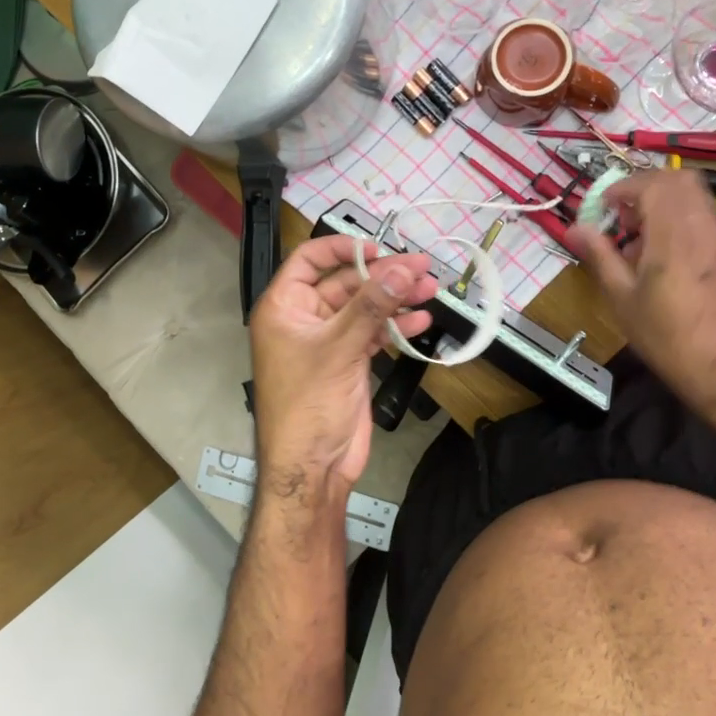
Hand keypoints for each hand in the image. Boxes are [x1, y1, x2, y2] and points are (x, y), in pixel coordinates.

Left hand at [247, 236, 438, 492]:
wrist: (312, 467)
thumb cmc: (308, 403)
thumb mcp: (338, 348)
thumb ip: (371, 306)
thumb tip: (402, 268)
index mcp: (284, 307)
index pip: (308, 261)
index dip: (340, 248)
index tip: (376, 248)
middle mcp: (304, 318)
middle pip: (345, 283)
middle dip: (383, 276)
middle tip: (422, 267)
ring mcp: (328, 341)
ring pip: (364, 308)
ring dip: (395, 300)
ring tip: (431, 290)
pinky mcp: (348, 361)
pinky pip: (373, 334)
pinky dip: (395, 327)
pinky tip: (420, 321)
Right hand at [566, 170, 715, 417]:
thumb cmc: (665, 336)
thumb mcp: (621, 298)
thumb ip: (599, 255)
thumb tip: (574, 228)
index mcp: (673, 236)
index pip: (652, 185)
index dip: (623, 188)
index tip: (603, 208)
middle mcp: (701, 229)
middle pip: (678, 180)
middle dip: (644, 187)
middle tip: (623, 217)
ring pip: (693, 195)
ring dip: (662, 202)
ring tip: (639, 237)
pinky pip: (701, 216)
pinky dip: (677, 219)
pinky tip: (660, 255)